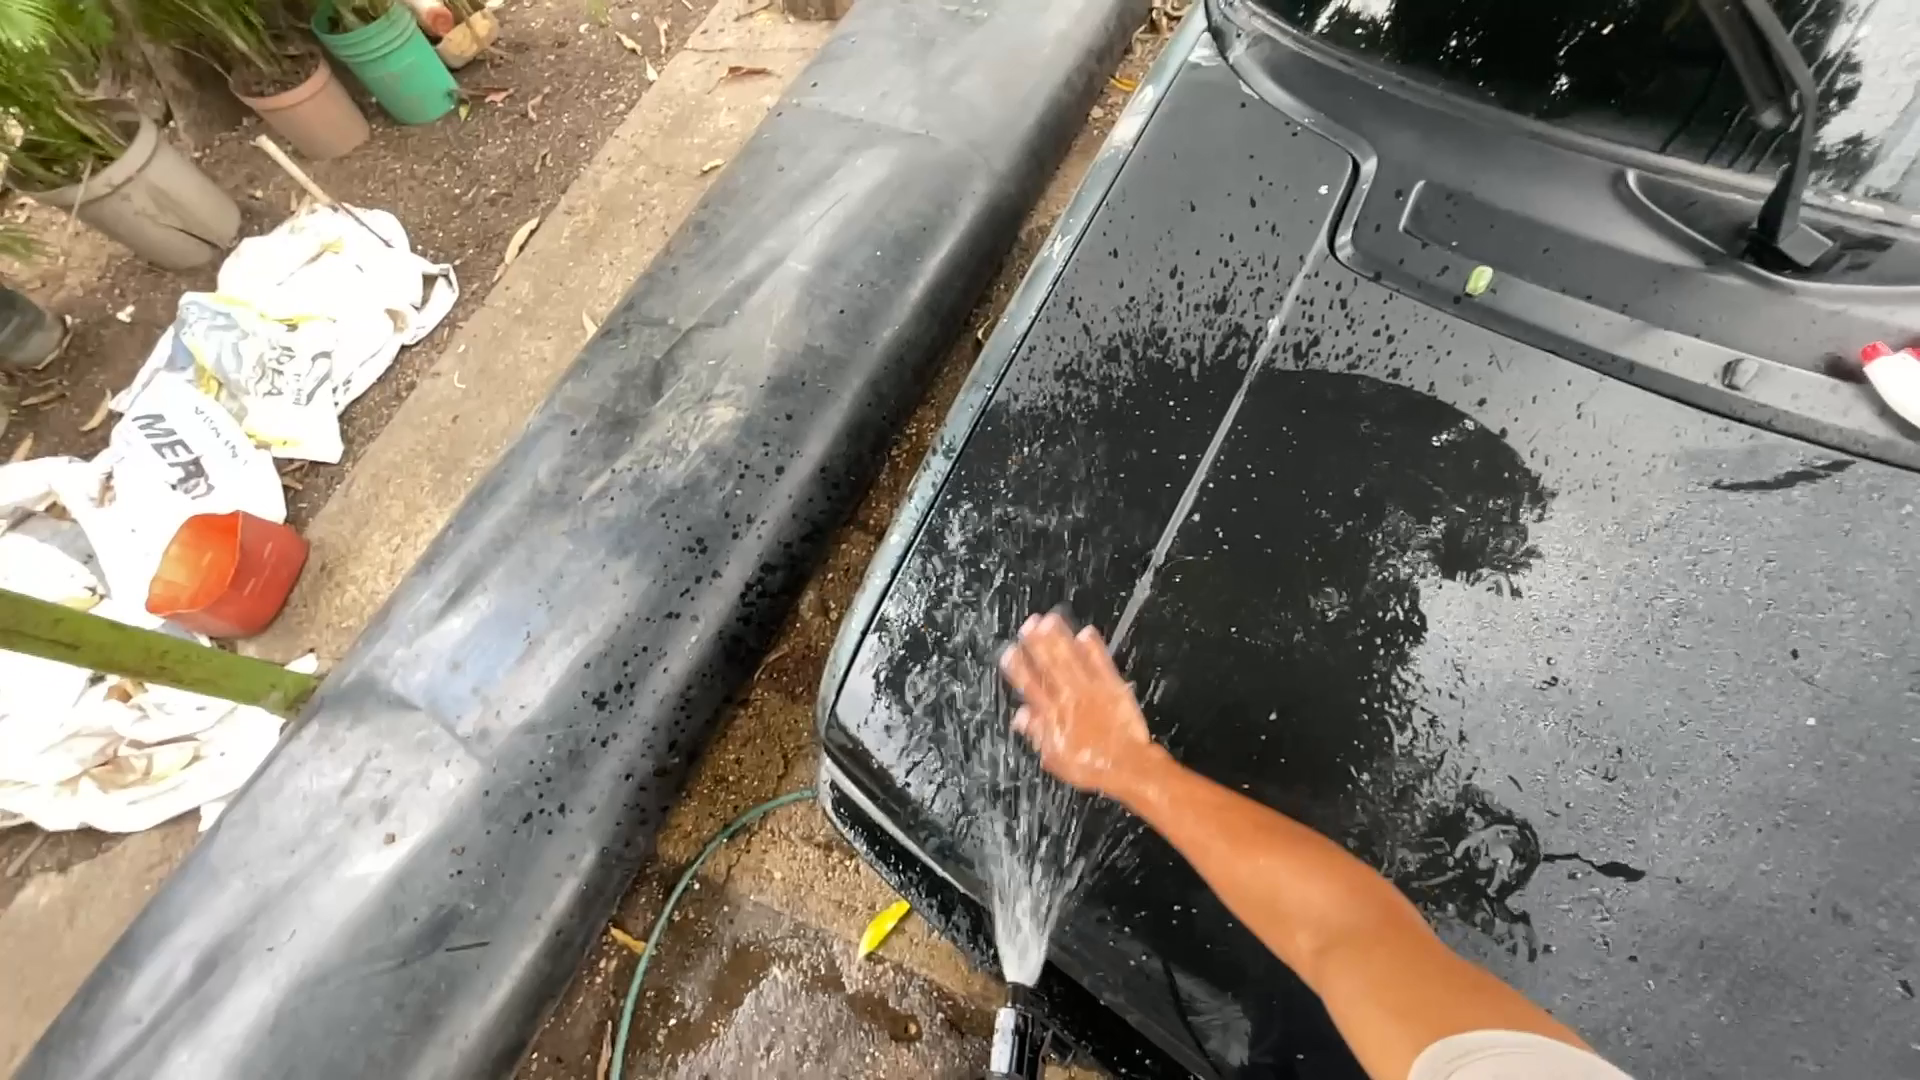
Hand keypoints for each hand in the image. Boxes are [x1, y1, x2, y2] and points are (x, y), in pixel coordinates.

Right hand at [999, 612, 1161, 796]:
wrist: (1127, 766)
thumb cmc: (1091, 765)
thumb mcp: (1055, 757)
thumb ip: (1037, 733)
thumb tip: (1020, 716)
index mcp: (1053, 715)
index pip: (1030, 686)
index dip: (1018, 667)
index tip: (1009, 651)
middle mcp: (1070, 698)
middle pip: (1050, 666)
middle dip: (1038, 643)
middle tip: (1029, 624)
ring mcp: (1092, 690)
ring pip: (1072, 659)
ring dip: (1060, 638)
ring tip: (1050, 620)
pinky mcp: (1112, 686)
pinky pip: (1100, 663)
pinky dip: (1093, 647)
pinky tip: (1086, 632)